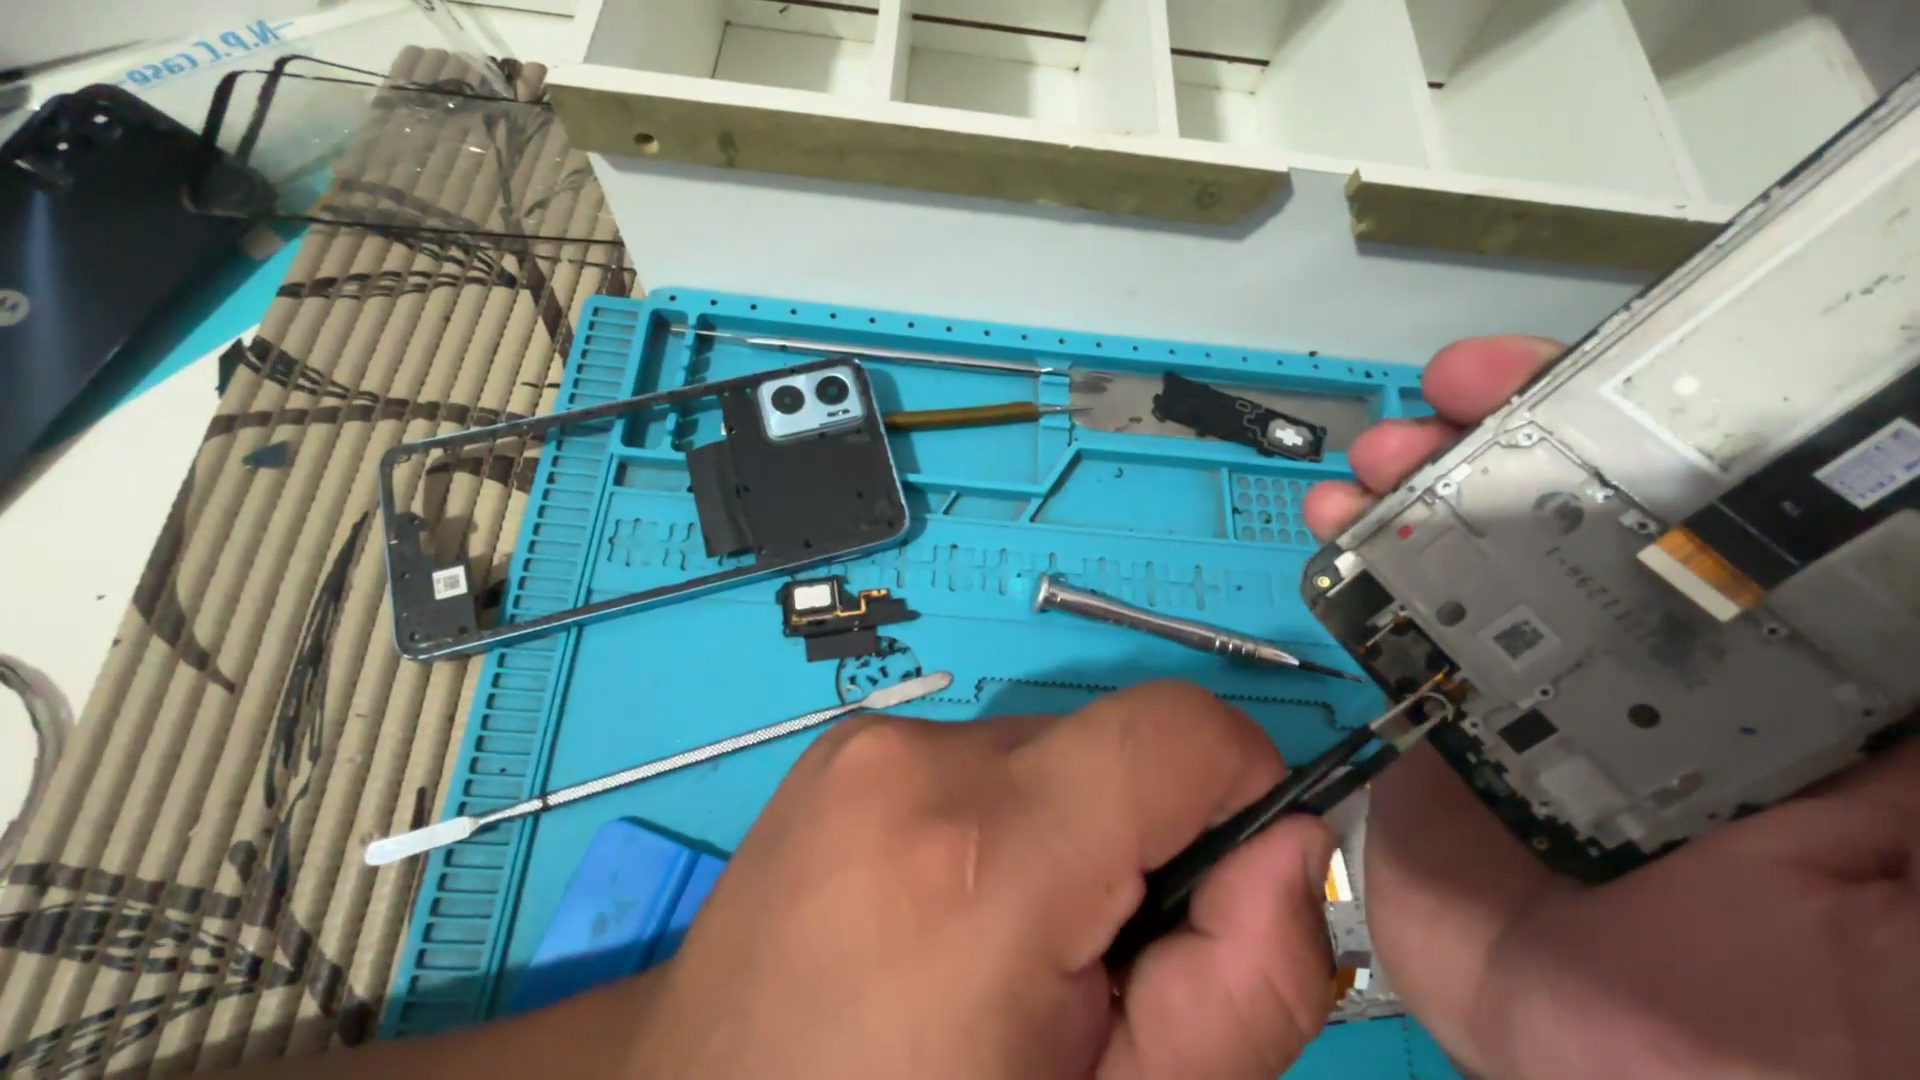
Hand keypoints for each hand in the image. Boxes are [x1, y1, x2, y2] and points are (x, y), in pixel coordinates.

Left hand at [623, 683, 1338, 1078]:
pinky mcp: (836, 751)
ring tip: (994, 952)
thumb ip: (1240, 989)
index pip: (1183, 729)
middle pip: (1110, 747)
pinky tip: (939, 914)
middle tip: (1084, 970)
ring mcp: (860, 748)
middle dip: (1140, 842)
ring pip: (1043, 757)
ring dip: (1060, 839)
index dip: (1239, 796)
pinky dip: (994, 825)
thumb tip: (1288, 844)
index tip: (1212, 896)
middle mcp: (913, 764)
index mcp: (985, 856)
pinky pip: (971, 762)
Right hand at [1304, 337, 1919, 1078]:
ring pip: (1458, 563)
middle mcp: (1640, 654)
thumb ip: (1888, 640)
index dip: (1645, 417)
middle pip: (1560, 514)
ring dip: (1412, 491)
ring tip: (1380, 456)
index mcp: (1769, 653)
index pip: (1699, 502)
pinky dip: (1346, 582)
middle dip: (1503, 437)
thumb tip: (1883, 491)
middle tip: (1452, 394)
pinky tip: (1327, 537)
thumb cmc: (1849, 987)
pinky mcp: (1427, 742)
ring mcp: (1522, 693)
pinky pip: (1379, 647)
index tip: (1585, 364)